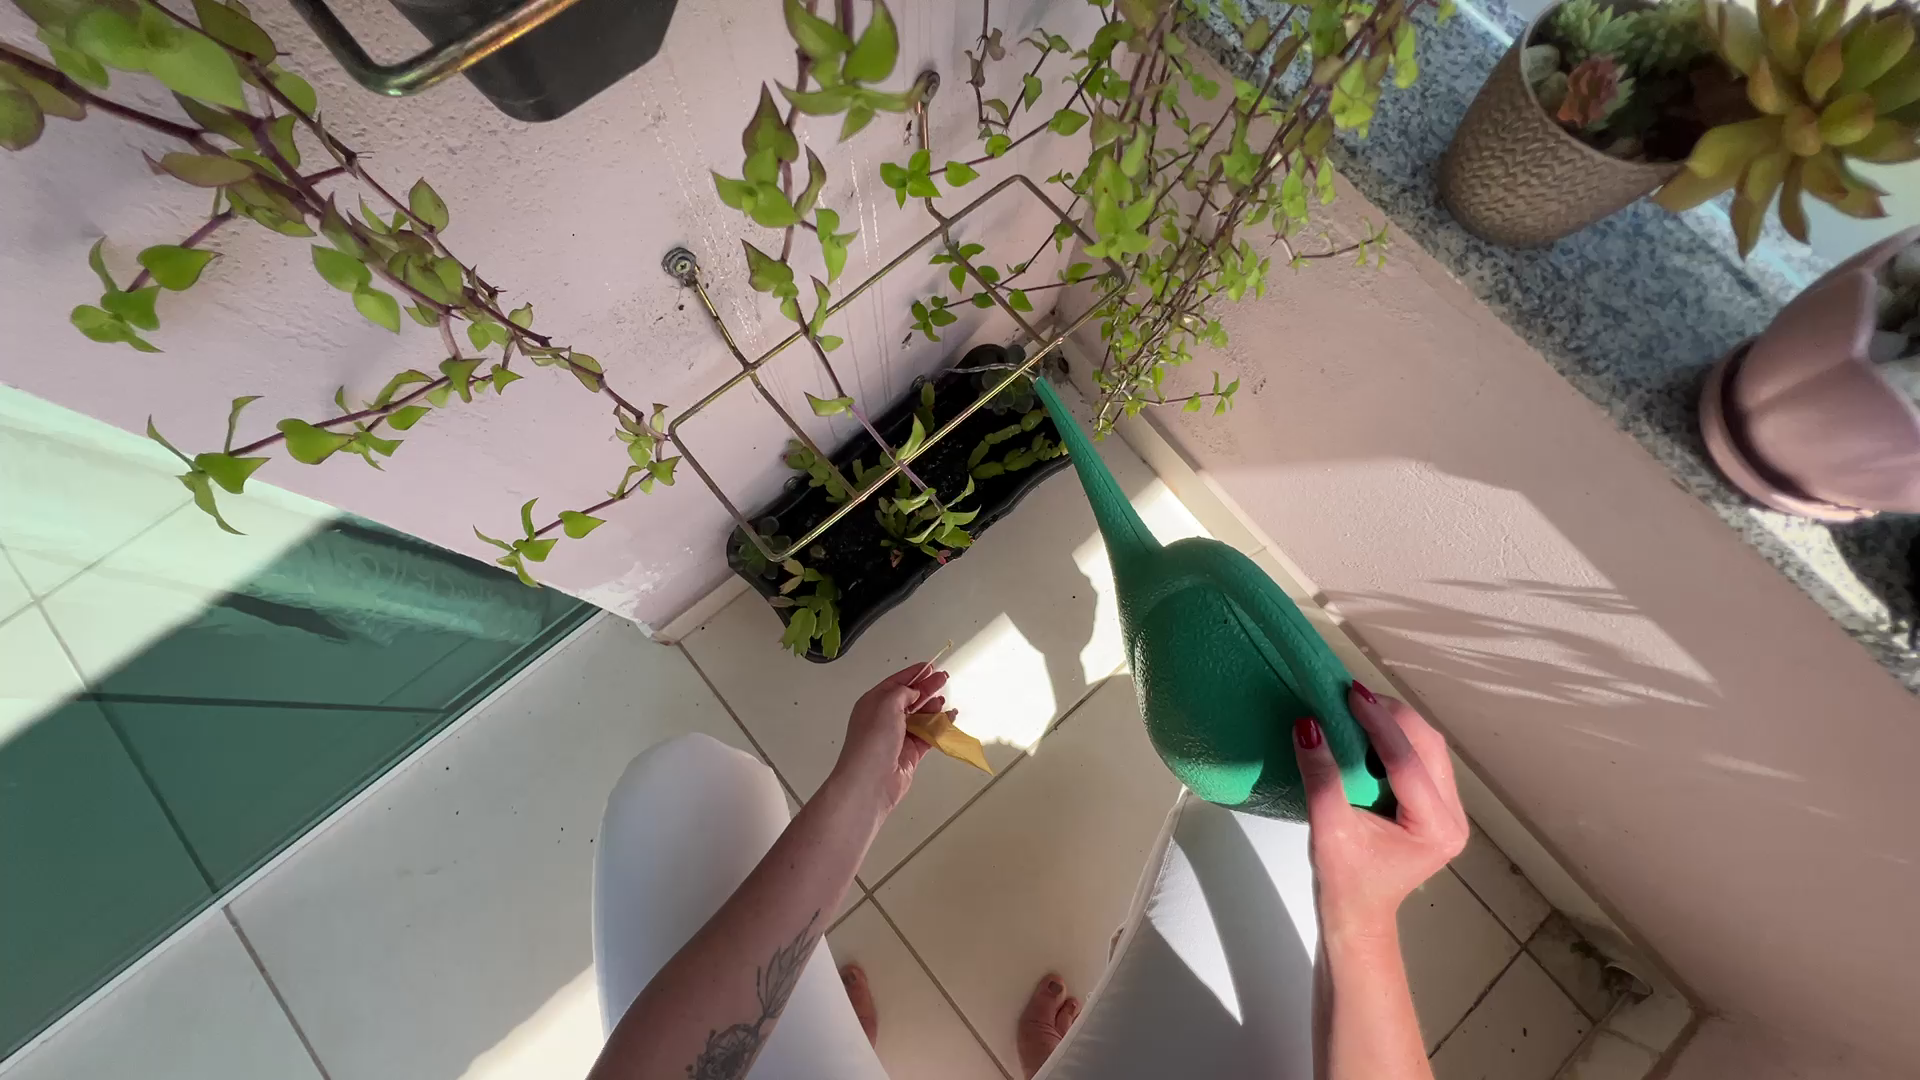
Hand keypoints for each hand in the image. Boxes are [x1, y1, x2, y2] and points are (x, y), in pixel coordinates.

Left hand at [829, 662, 948, 813]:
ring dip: (933, 707)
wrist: (871, 781)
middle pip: (910, 698)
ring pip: (920, 716)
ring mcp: (898, 736)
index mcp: (874, 702)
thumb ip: (902, 692)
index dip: (913, 674)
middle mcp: (884, 718)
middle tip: (944, 679)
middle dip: (926, 688)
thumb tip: (913, 693)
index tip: (930, 667)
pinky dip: (939, 725)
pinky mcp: (910, 752)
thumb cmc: (874, 739)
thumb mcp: (886, 704)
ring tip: (944, 700)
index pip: (896, 683)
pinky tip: (949, 718)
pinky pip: (928, 734)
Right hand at [1294, 681, 1467, 936]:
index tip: (1349, 693)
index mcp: (1436, 827)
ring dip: (1394, 721)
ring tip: (1355, 704)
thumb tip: (1308, 725)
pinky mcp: (1434, 802)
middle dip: (1391, 715)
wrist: (1358, 911)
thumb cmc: (1344, 878)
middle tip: (1350, 694)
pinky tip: (1365, 725)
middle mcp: (1454, 815)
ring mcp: (1448, 808)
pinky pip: (1420, 755)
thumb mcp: (1328, 829)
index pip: (1408, 762)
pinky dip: (1394, 734)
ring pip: (1428, 746)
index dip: (1379, 724)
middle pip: (1429, 746)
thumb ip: (1321, 778)